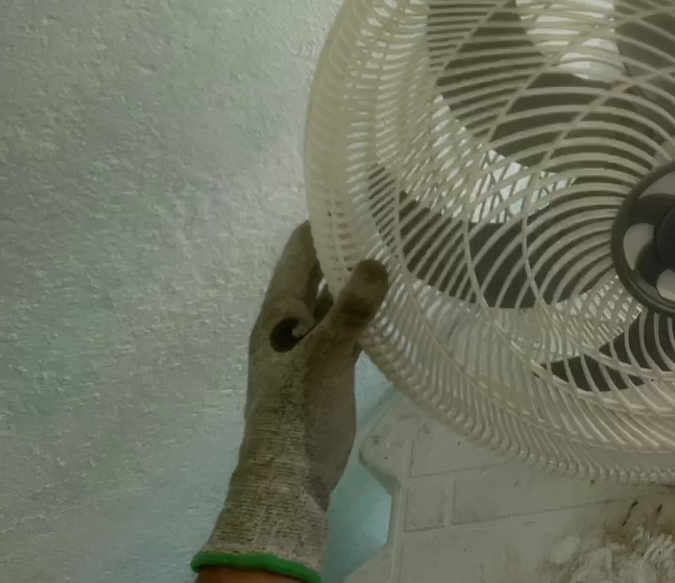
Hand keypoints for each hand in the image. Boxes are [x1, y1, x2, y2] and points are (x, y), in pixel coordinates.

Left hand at [192, 223, 388, 582]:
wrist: (290, 477)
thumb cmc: (297, 412)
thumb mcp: (325, 356)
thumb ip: (351, 310)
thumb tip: (378, 260)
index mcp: (278, 314)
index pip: (298, 254)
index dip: (322, 223)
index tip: (355, 196)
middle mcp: (291, 322)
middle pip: (318, 272)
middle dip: (345, 245)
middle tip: (384, 216)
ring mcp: (312, 343)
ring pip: (337, 297)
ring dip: (359, 276)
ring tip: (395, 247)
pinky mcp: (331, 364)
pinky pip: (351, 323)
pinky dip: (369, 307)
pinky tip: (396, 297)